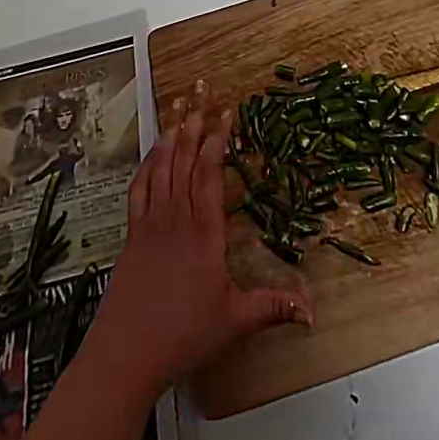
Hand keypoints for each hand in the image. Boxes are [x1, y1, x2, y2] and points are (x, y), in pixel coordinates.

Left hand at [79, 82, 311, 398]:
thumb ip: (272, 308)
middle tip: (199, 91)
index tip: (225, 112)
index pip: (210, 173)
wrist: (128, 348)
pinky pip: (138, 189)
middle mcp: (175, 218)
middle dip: (194, 122)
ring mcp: (150, 223)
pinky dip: (145, 166)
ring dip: (170, 135)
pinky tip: (150, 154)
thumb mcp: (234, 321)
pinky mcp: (132, 234)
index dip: (217, 139)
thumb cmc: (182, 334)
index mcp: (203, 233)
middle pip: (184, 159)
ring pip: (161, 167)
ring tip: (177, 108)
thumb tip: (310, 309)